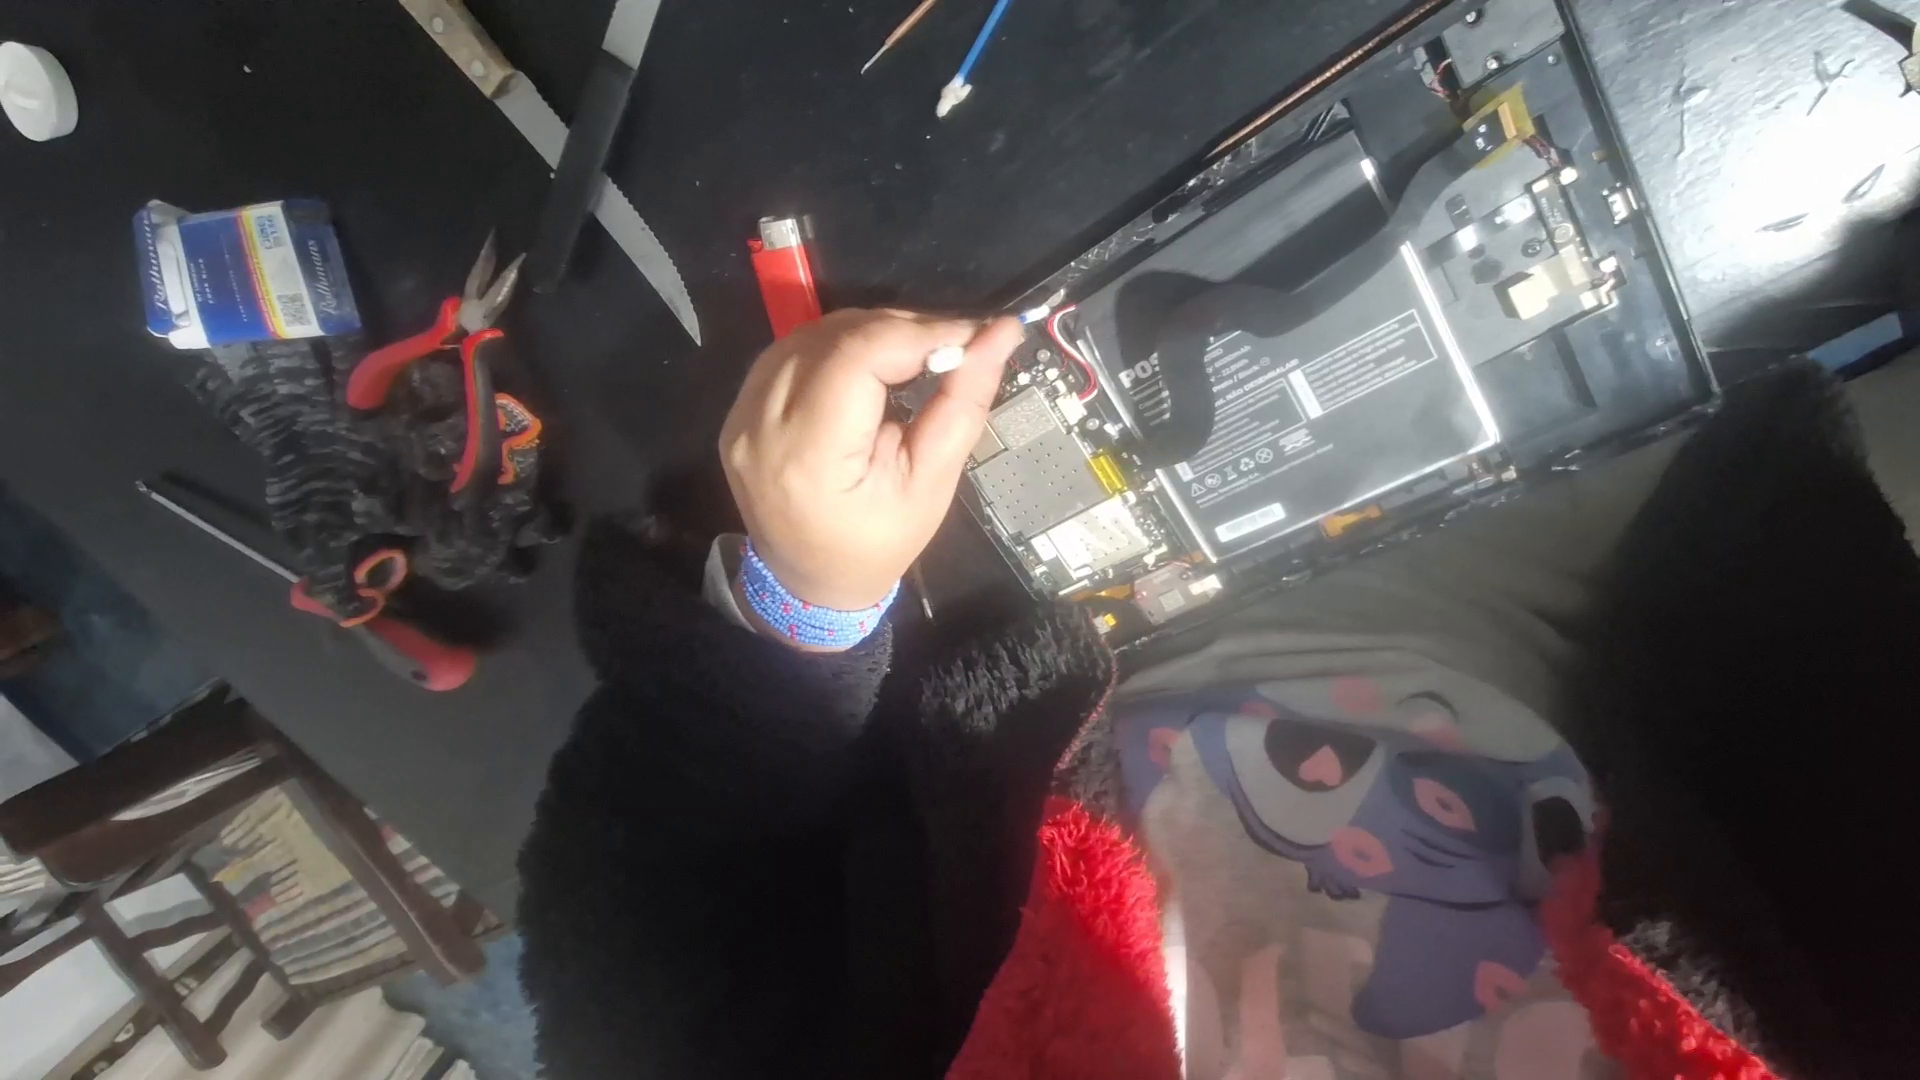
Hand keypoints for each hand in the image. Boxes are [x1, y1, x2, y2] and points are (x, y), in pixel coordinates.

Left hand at [720, 309, 1020, 611]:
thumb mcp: (931, 484)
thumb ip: (962, 405)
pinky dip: (839, 347)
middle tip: (950, 347)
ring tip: (916, 356)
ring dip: (871, 333)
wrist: (811, 583)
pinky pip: (791, 353)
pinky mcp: (738, 412)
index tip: (970, 338)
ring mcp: (741, 417)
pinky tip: (871, 365)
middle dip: (901, 330)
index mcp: (809, 458)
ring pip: (812, 334)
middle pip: (835, 337)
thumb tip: (1001, 334)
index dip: (919, 333)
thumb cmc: (879, 544)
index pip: (858, 357)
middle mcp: (761, 427)